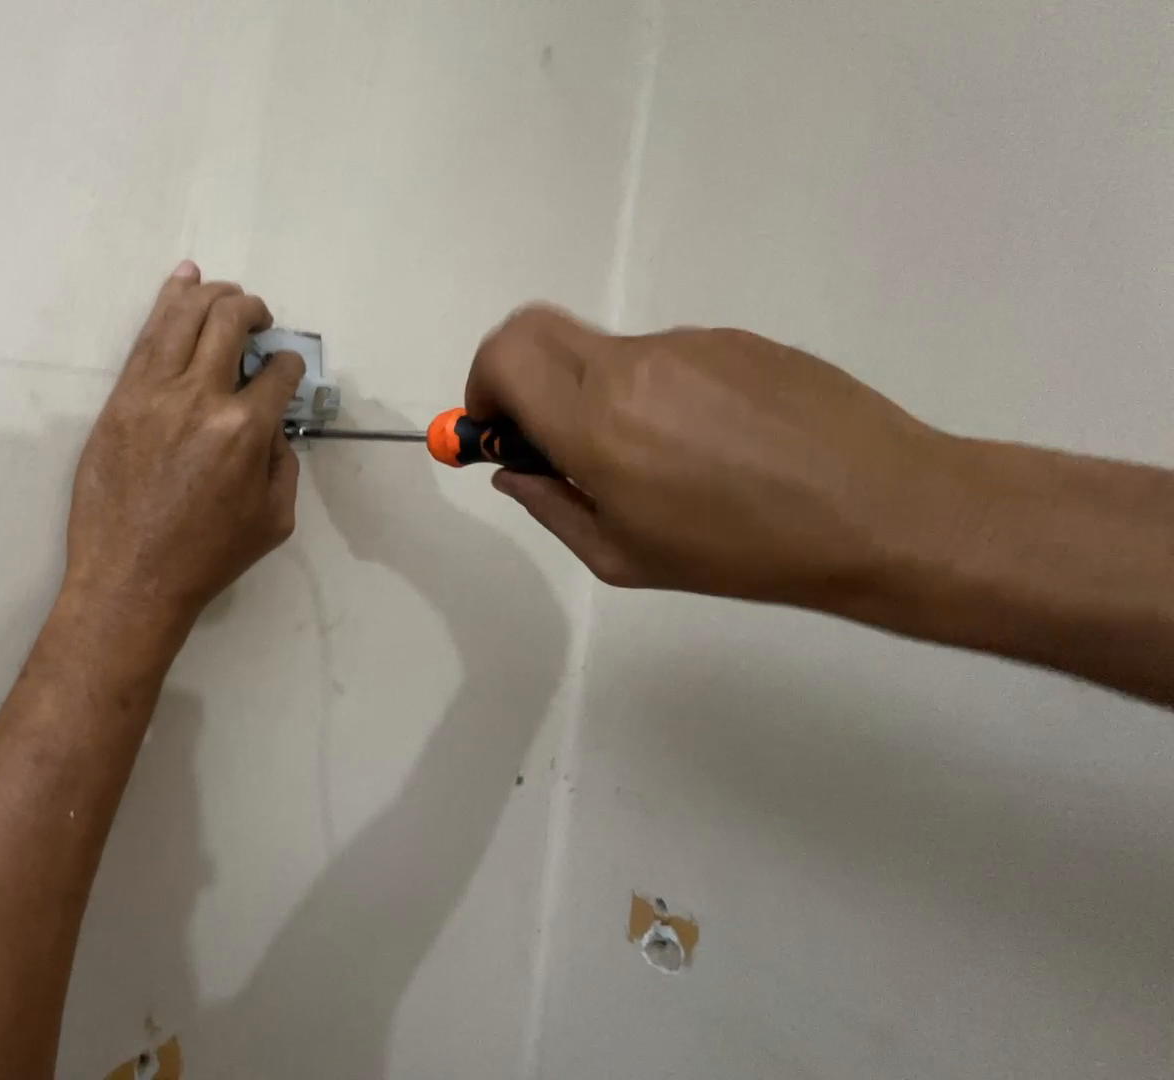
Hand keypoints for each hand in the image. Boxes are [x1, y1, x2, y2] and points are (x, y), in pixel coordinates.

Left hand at [64, 261, 304, 625]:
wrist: (130, 579)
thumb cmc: (205, 558)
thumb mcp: (274, 521)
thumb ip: (283, 464)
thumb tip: (272, 425)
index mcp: (246, 430)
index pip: (278, 371)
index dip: (288, 364)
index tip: (283, 369)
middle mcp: (201, 399)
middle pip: (231, 322)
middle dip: (254, 310)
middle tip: (259, 319)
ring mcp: (153, 394)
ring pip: (185, 315)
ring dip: (212, 293)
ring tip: (226, 292)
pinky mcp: (120, 400)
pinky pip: (146, 338)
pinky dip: (167, 301)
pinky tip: (182, 283)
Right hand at [467, 305, 950, 605]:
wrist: (885, 512)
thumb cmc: (738, 551)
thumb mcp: (618, 555)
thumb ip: (548, 504)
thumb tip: (514, 470)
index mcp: (595, 421)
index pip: (502, 355)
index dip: (481, 387)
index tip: (500, 432)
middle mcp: (632, 366)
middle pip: (531, 329)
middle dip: (513, 376)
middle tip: (542, 433)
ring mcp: (687, 344)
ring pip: (598, 350)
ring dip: (589, 392)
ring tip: (651, 457)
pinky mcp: (734, 339)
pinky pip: (660, 356)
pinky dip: (648, 391)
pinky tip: (703, 442)